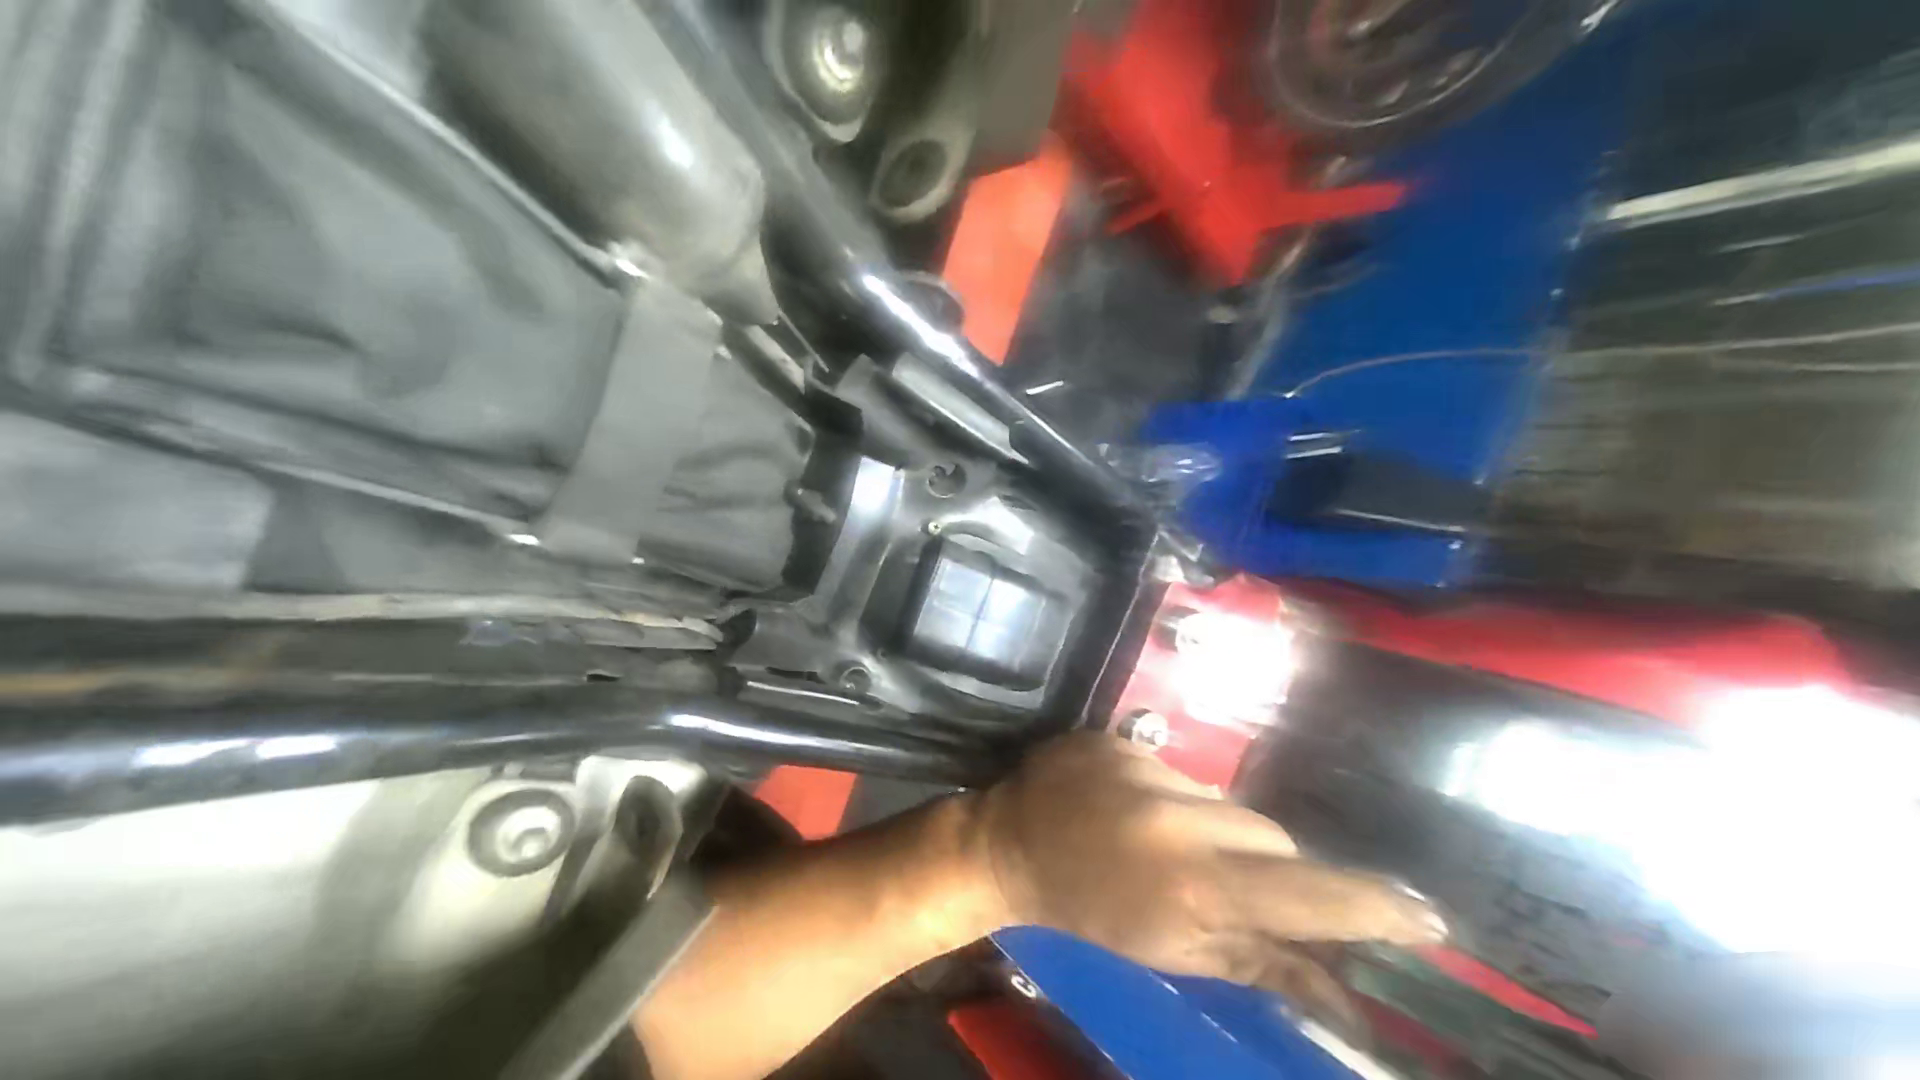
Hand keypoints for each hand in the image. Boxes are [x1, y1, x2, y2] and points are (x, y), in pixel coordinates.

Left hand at [970, 733, 1445, 988]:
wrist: (1010, 843)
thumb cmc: (1090, 910)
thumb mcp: (1169, 951)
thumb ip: (1258, 965)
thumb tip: (1347, 998)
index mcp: (1192, 887)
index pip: (1306, 895)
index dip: (1370, 907)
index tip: (1427, 916)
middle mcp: (1177, 819)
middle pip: (1270, 837)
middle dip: (1267, 866)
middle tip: (1228, 882)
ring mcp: (1145, 768)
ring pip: (1224, 800)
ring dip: (1216, 827)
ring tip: (1166, 842)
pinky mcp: (1120, 738)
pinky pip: (1177, 766)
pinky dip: (1172, 793)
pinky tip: (1136, 807)